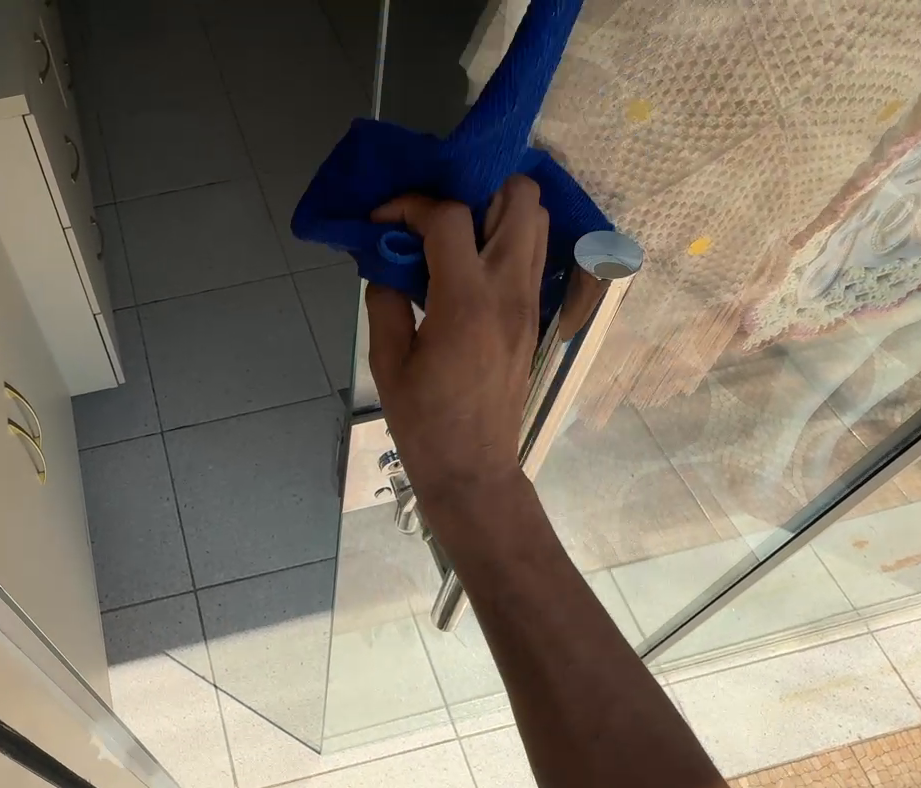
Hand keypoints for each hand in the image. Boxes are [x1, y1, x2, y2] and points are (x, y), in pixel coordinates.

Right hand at [366, 176, 548, 513]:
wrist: (472, 468)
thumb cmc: (423, 423)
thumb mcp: (388, 363)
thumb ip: (386, 301)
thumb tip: (386, 263)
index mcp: (465, 303)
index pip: (449, 217)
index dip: (412, 205)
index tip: (383, 219)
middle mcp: (509, 291)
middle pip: (519, 196)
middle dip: (475, 187)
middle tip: (436, 214)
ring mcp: (530, 303)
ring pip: (537, 219)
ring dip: (497, 209)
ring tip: (455, 233)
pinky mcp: (535, 317)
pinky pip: (533, 253)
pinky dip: (506, 238)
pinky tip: (469, 264)